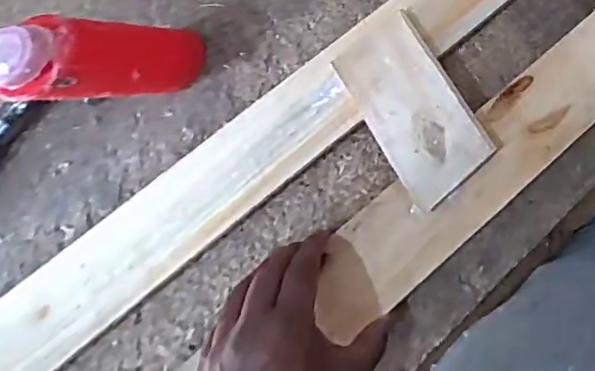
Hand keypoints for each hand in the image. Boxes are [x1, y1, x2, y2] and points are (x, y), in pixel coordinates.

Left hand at [202, 233, 392, 370]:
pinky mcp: (206, 363)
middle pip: (267, 271)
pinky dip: (240, 301)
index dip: (313, 245)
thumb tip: (388, 319)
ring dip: (262, 273)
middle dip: (290, 253)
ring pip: (240, 291)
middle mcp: (250, 326)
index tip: (326, 236)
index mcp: (286, 323)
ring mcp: (222, 346)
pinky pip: (221, 319)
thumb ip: (370, 344)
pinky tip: (250, 307)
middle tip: (308, 249)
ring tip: (279, 270)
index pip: (299, 268)